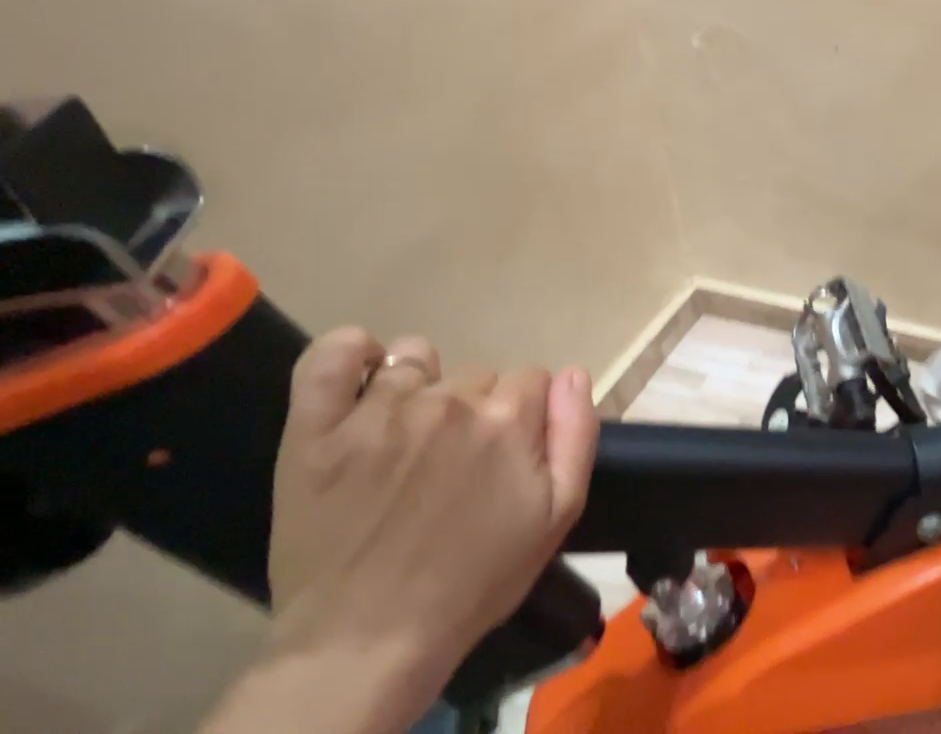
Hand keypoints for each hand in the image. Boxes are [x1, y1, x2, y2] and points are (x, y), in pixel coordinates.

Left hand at [208, 328, 597, 733]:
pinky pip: (330, 356)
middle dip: (478, 407)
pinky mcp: (315, 428)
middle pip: (477, 373)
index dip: (527, 414)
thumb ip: (576, 435)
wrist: (366, 640)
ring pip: (414, 360)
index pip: (533, 378)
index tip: (511, 454)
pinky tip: (361, 371)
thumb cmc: (475, 580)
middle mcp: (448, 402)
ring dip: (421, 386)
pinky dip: (349, 351)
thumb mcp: (557, 516)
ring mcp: (376, 411)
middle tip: (457, 463)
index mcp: (507, 421)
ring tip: (407, 434)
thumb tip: (574, 374)